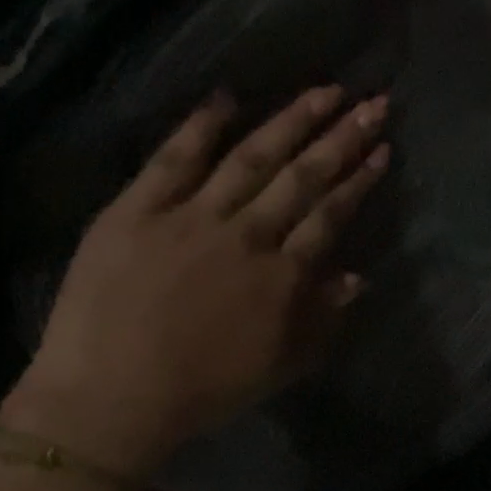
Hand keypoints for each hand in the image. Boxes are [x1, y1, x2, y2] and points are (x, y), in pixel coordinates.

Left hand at [1, 87, 390, 475]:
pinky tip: (227, 97)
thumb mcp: (280, 365)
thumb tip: (358, 276)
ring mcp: (190, 218)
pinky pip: (173, 160)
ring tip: (323, 90)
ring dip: (290, 122)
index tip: (382, 148)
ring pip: (251, 159)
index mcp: (281, 276)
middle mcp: (245, 236)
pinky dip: (199, 127)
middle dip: (341, 137)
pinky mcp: (136, 211)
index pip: (329, 215)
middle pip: (301, 178)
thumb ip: (322, 318)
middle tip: (372, 102)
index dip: (359, 180)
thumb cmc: (203, 390)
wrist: (108, 400)